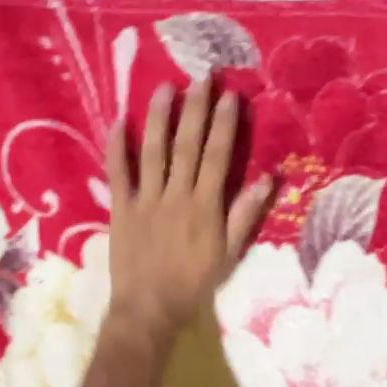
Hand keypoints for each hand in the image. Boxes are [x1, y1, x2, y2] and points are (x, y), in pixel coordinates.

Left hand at [106, 80, 270, 336]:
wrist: (150, 308)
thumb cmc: (194, 282)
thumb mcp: (230, 253)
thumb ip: (246, 214)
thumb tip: (268, 178)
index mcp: (205, 205)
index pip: (217, 156)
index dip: (224, 124)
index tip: (229, 96)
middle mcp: (176, 195)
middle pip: (187, 145)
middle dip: (195, 110)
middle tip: (201, 78)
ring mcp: (146, 200)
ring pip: (153, 151)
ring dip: (159, 117)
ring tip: (165, 87)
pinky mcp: (121, 208)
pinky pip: (118, 173)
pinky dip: (118, 147)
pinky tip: (119, 122)